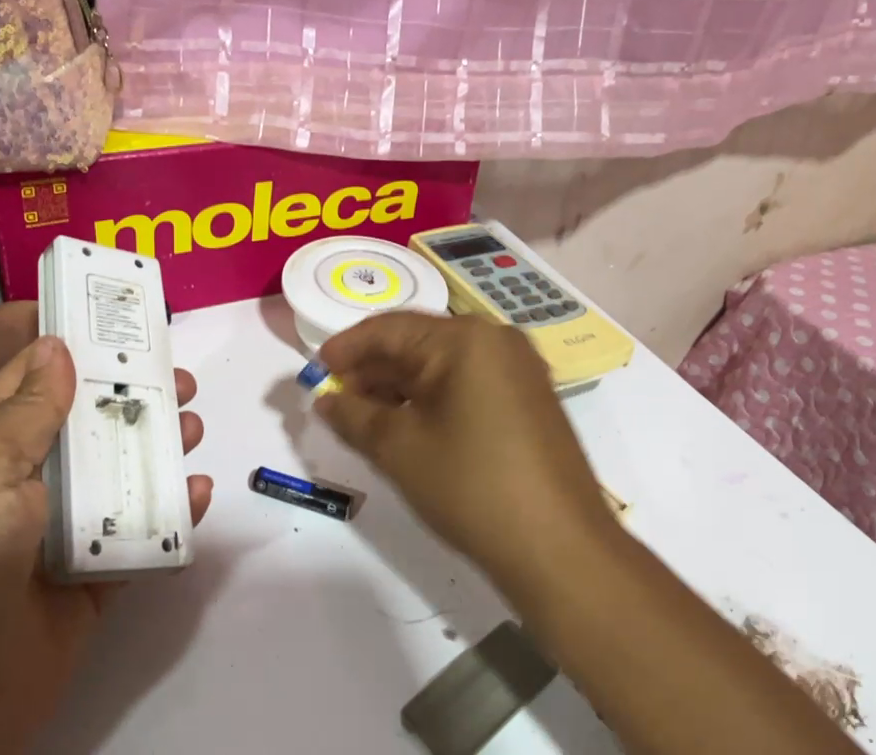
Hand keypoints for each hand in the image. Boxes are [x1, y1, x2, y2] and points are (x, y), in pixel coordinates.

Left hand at [0, 323, 211, 753]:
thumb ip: (24, 413)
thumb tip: (56, 344)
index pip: (34, 383)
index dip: (75, 349)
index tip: (124, 323)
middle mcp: (25, 486)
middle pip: (89, 427)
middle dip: (134, 398)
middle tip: (180, 379)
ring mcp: (60, 537)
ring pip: (120, 477)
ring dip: (160, 449)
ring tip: (195, 425)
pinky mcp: (92, 584)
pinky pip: (140, 538)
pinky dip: (174, 515)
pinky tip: (200, 493)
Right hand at [314, 312, 609, 586]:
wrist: (560, 548)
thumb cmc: (472, 487)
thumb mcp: (399, 449)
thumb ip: (353, 415)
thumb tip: (326, 399)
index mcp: (466, 338)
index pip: (390, 328)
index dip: (347, 347)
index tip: (315, 369)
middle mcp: (497, 341)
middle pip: (419, 343)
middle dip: (373, 370)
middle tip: (336, 398)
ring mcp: (520, 371)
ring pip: (444, 366)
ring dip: (401, 387)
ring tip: (365, 417)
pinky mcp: (530, 401)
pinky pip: (469, 384)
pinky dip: (433, 399)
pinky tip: (409, 427)